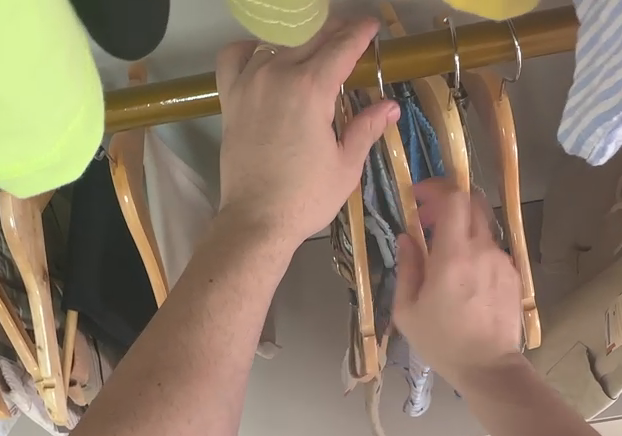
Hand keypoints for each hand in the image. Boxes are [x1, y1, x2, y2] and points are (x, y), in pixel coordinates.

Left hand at [213, 19, 397, 249]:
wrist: (257, 221)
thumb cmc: (305, 199)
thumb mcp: (345, 167)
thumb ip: (366, 128)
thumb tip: (390, 106)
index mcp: (311, 89)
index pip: (342, 46)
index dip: (361, 33)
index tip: (373, 27)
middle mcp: (278, 74)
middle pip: (312, 37)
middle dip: (335, 32)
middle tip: (350, 36)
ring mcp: (250, 83)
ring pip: (278, 45)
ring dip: (300, 43)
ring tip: (313, 54)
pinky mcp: (231, 99)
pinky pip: (235, 58)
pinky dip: (250, 50)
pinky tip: (263, 58)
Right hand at [392, 179, 525, 388]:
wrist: (488, 367)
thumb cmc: (442, 343)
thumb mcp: (408, 311)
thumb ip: (407, 268)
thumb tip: (406, 238)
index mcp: (453, 255)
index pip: (453, 197)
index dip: (436, 188)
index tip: (418, 197)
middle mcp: (482, 250)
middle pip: (473, 202)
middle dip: (449, 203)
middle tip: (429, 222)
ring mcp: (502, 261)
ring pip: (483, 228)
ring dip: (462, 232)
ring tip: (446, 259)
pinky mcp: (514, 275)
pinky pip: (492, 252)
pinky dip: (477, 254)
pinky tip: (466, 281)